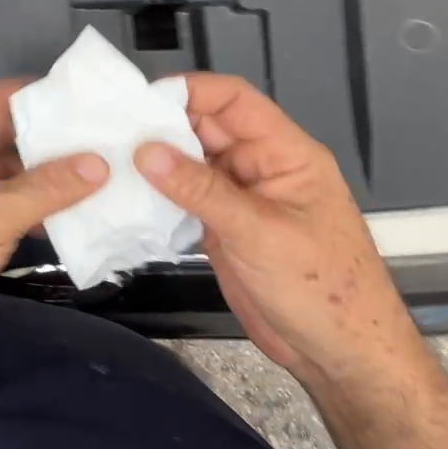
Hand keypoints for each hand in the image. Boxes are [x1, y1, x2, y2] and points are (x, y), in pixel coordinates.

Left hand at [0, 80, 107, 372]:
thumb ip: (49, 187)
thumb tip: (99, 163)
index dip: (41, 94)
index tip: (87, 99)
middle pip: (9, 132)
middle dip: (53, 137)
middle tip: (107, 138)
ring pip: (12, 168)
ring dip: (50, 173)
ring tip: (104, 172)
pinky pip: (9, 197)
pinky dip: (38, 201)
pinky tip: (76, 211)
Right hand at [132, 73, 429, 389]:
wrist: (340, 358)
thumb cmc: (323, 291)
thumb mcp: (261, 234)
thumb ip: (201, 190)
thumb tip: (145, 150)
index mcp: (285, 154)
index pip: (234, 100)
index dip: (189, 90)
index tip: (140, 100)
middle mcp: (258, 166)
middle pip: (203, 125)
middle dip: (160, 123)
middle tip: (110, 129)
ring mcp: (237, 195)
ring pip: (187, 158)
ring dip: (152, 157)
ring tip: (107, 156)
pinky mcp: (219, 222)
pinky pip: (180, 191)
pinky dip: (154, 188)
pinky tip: (124, 191)